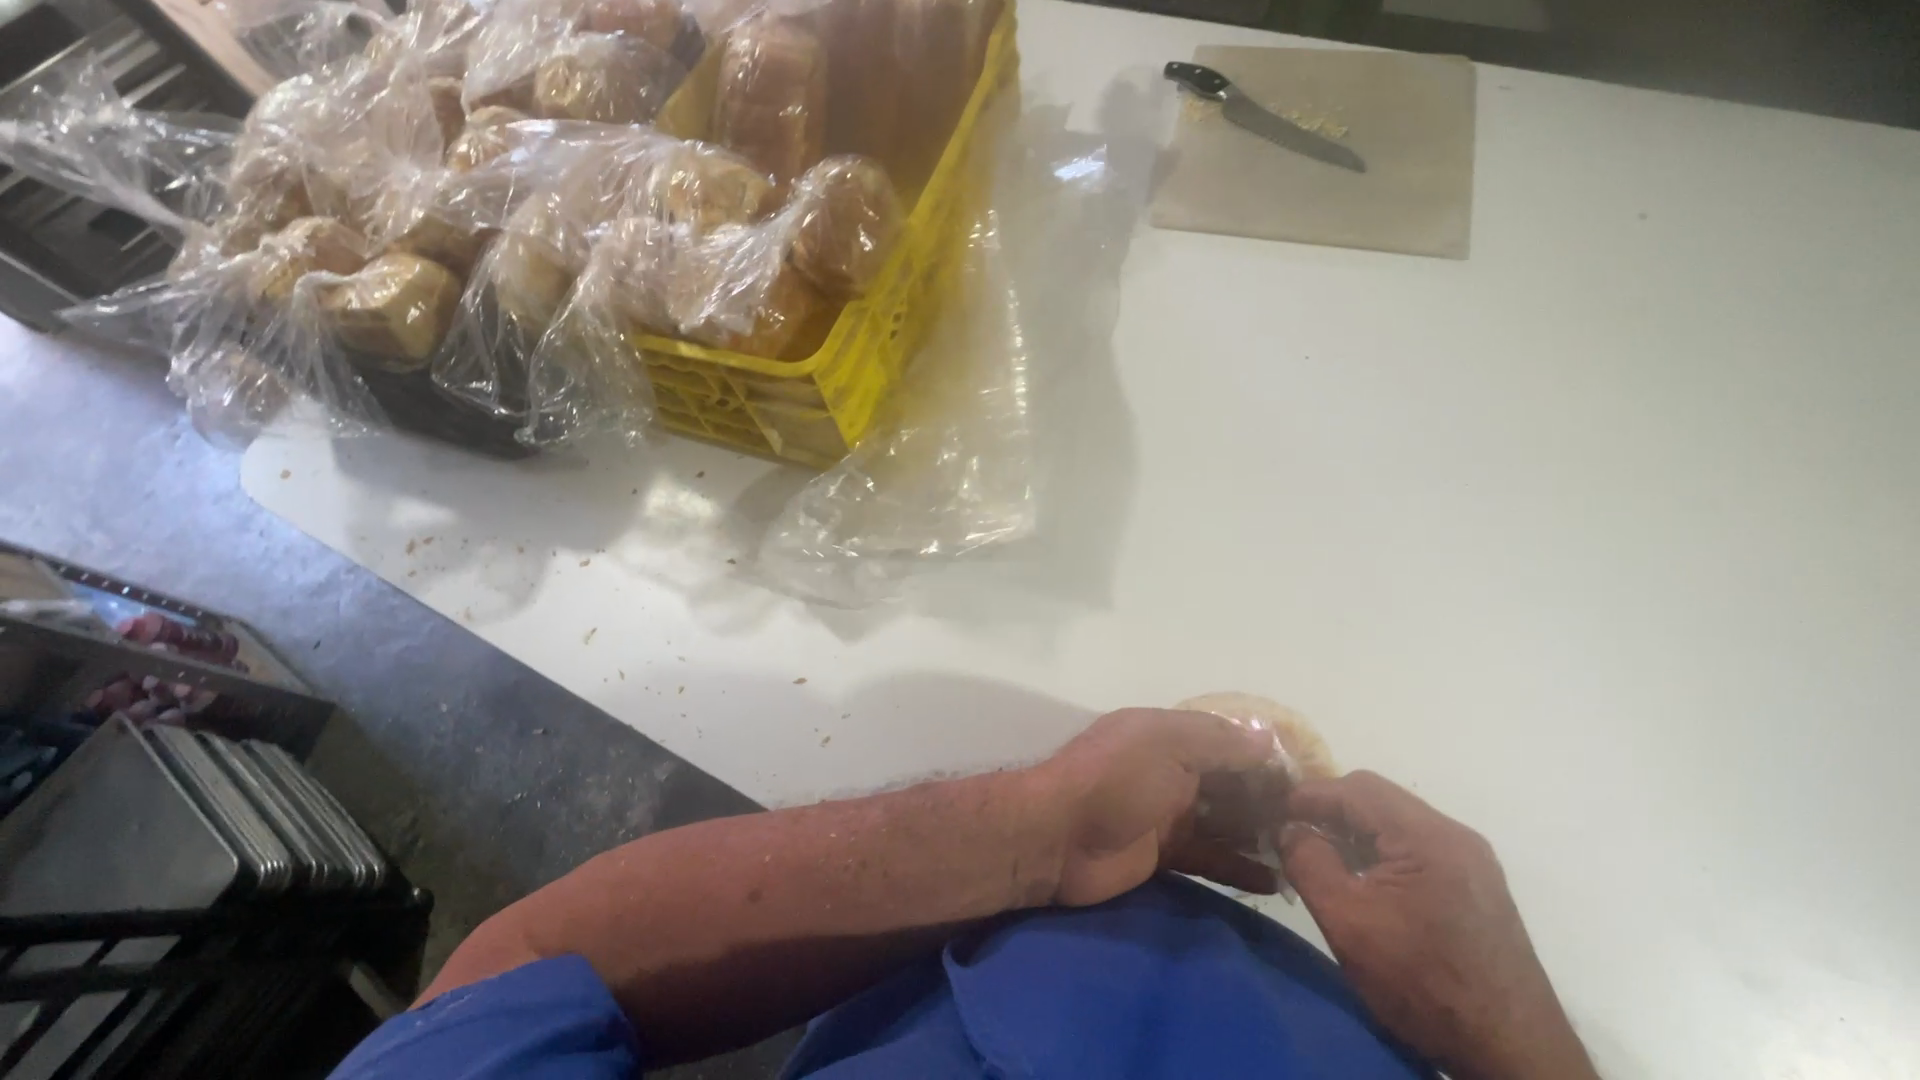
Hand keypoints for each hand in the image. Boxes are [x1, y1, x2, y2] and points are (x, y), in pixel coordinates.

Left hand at [1028, 708, 1286, 906]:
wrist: (1055, 837)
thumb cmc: (1113, 779)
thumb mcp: (1165, 744)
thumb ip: (1218, 741)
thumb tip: (1269, 737)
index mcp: (1168, 735)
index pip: (1227, 741)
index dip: (1264, 756)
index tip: (1308, 776)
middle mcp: (1171, 770)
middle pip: (1230, 782)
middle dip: (1268, 798)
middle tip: (1316, 822)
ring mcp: (1167, 814)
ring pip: (1225, 821)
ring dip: (1260, 833)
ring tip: (1306, 851)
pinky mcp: (1164, 854)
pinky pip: (1210, 858)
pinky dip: (1239, 868)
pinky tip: (1275, 882)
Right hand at [1280, 772, 1598, 1079]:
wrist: (1510, 1052)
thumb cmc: (1421, 981)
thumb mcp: (1347, 920)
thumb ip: (1308, 862)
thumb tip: (1289, 829)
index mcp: (1428, 836)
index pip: (1356, 788)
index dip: (1309, 794)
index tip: (1272, 811)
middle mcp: (1456, 836)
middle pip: (1379, 799)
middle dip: (1330, 810)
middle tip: (1291, 832)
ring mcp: (1472, 862)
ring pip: (1398, 823)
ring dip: (1354, 831)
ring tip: (1319, 856)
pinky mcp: (1477, 888)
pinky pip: (1417, 848)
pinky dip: (1380, 851)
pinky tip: (1361, 880)